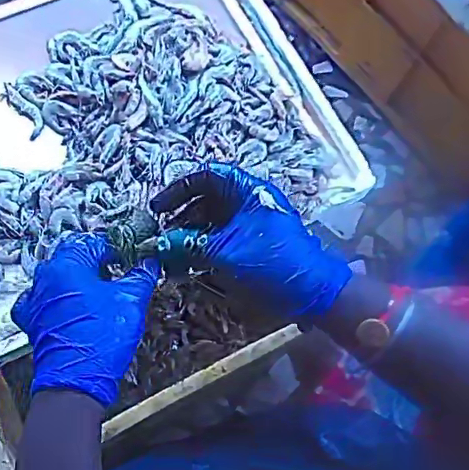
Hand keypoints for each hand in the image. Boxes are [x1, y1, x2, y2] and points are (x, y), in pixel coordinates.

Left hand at [11, 234, 158, 407]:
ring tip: (98, 294)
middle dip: (95, 264)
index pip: (93, 243)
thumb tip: (149, 263)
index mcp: (66, 265)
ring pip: (57, 281)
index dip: (115, 249)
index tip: (129, 258)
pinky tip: (71, 309)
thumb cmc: (100, 337)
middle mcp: (44, 278)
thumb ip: (140, 276)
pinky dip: (57, 302)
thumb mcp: (130, 300)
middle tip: (118, 274)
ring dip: (77, 283)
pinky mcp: (32, 322)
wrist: (75, 380)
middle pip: (72, 259)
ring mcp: (34, 301)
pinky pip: (43, 303)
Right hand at [150, 164, 353, 320]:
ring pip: (209, 223)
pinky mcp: (250, 246)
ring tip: (170, 256)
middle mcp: (247, 203)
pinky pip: (218, 241)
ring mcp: (249, 225)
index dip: (178, 189)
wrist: (312, 292)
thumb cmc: (272, 262)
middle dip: (179, 218)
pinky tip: (185, 267)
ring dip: (187, 238)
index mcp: (247, 191)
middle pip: (204, 201)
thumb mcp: (225, 251)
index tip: (158, 209)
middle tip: (161, 236)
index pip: (206, 176)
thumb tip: (156, 244)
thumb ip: (188, 245)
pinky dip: (200, 251)